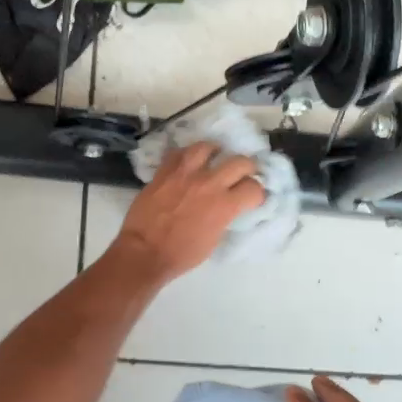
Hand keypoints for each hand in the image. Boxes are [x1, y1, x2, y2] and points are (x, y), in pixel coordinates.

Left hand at [109, 142, 265, 283]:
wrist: (144, 251)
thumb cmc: (181, 254)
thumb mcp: (214, 239)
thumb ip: (224, 217)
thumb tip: (227, 207)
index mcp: (224, 205)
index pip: (254, 188)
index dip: (256, 192)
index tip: (252, 196)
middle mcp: (209, 184)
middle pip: (239, 161)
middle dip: (247, 167)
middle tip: (242, 173)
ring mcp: (184, 174)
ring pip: (206, 147)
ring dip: (215, 152)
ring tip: (214, 156)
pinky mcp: (164, 172)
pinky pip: (178, 153)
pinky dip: (186, 155)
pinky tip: (187, 162)